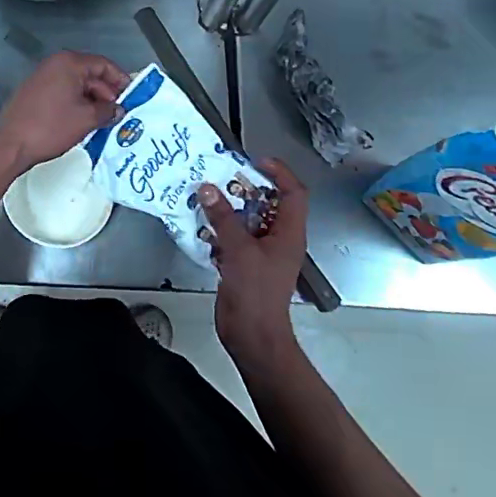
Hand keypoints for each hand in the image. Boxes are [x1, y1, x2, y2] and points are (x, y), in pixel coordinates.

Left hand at [0, 51, 129, 171]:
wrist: (11, 144)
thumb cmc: (50, 127)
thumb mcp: (86, 119)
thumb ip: (108, 111)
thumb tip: (118, 110)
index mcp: (69, 63)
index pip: (103, 65)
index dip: (120, 80)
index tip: (131, 95)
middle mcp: (54, 65)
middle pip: (90, 74)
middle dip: (107, 93)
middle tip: (119, 113)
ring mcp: (42, 78)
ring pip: (76, 85)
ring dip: (92, 101)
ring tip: (104, 121)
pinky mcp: (35, 93)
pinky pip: (63, 93)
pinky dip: (76, 104)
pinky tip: (84, 122)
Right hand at [197, 158, 308, 367]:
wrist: (252, 334)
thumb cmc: (256, 293)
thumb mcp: (239, 250)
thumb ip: (223, 218)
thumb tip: (208, 189)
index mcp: (290, 234)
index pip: (293, 193)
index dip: (279, 173)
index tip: (256, 161)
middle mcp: (279, 240)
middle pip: (268, 205)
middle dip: (246, 190)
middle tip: (222, 179)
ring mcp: (262, 253)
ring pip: (248, 222)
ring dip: (229, 210)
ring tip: (207, 198)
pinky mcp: (245, 265)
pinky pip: (234, 239)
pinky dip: (220, 231)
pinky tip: (201, 227)